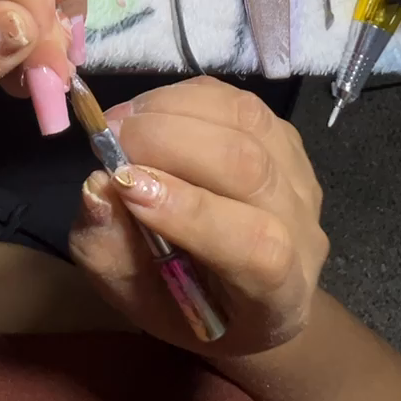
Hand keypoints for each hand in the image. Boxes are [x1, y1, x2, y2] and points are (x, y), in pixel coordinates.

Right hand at [69, 77, 328, 356]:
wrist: (236, 292)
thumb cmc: (181, 304)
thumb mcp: (130, 296)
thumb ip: (109, 250)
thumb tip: (97, 187)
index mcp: (276, 296)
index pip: (256, 246)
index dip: (190, 209)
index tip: (123, 183)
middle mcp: (303, 233)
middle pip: (248, 167)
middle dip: (167, 141)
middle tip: (108, 137)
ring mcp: (300, 178)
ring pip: (246, 121)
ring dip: (172, 109)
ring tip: (122, 121)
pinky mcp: (285, 139)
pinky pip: (237, 101)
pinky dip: (185, 96)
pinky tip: (147, 111)